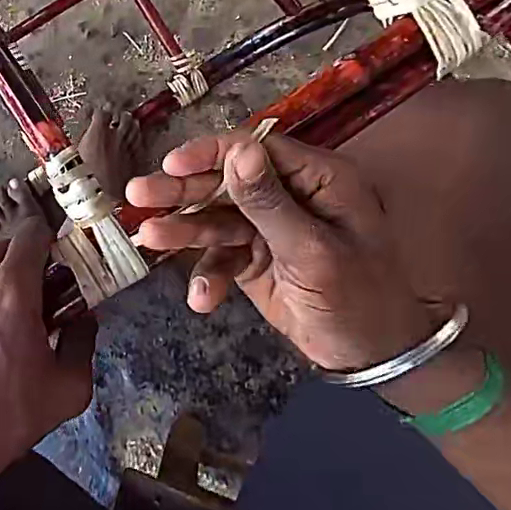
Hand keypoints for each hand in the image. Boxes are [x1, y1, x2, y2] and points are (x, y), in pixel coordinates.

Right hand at [126, 130, 438, 371]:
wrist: (371, 359)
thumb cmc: (358, 299)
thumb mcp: (314, 252)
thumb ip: (270, 203)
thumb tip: (239, 151)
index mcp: (318, 178)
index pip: (257, 149)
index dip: (211, 153)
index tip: (171, 164)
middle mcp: (290, 194)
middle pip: (228, 182)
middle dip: (184, 191)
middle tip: (138, 193)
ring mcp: (269, 226)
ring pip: (218, 217)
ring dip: (184, 230)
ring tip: (149, 239)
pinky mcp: (255, 256)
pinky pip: (223, 256)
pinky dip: (209, 274)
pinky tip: (203, 299)